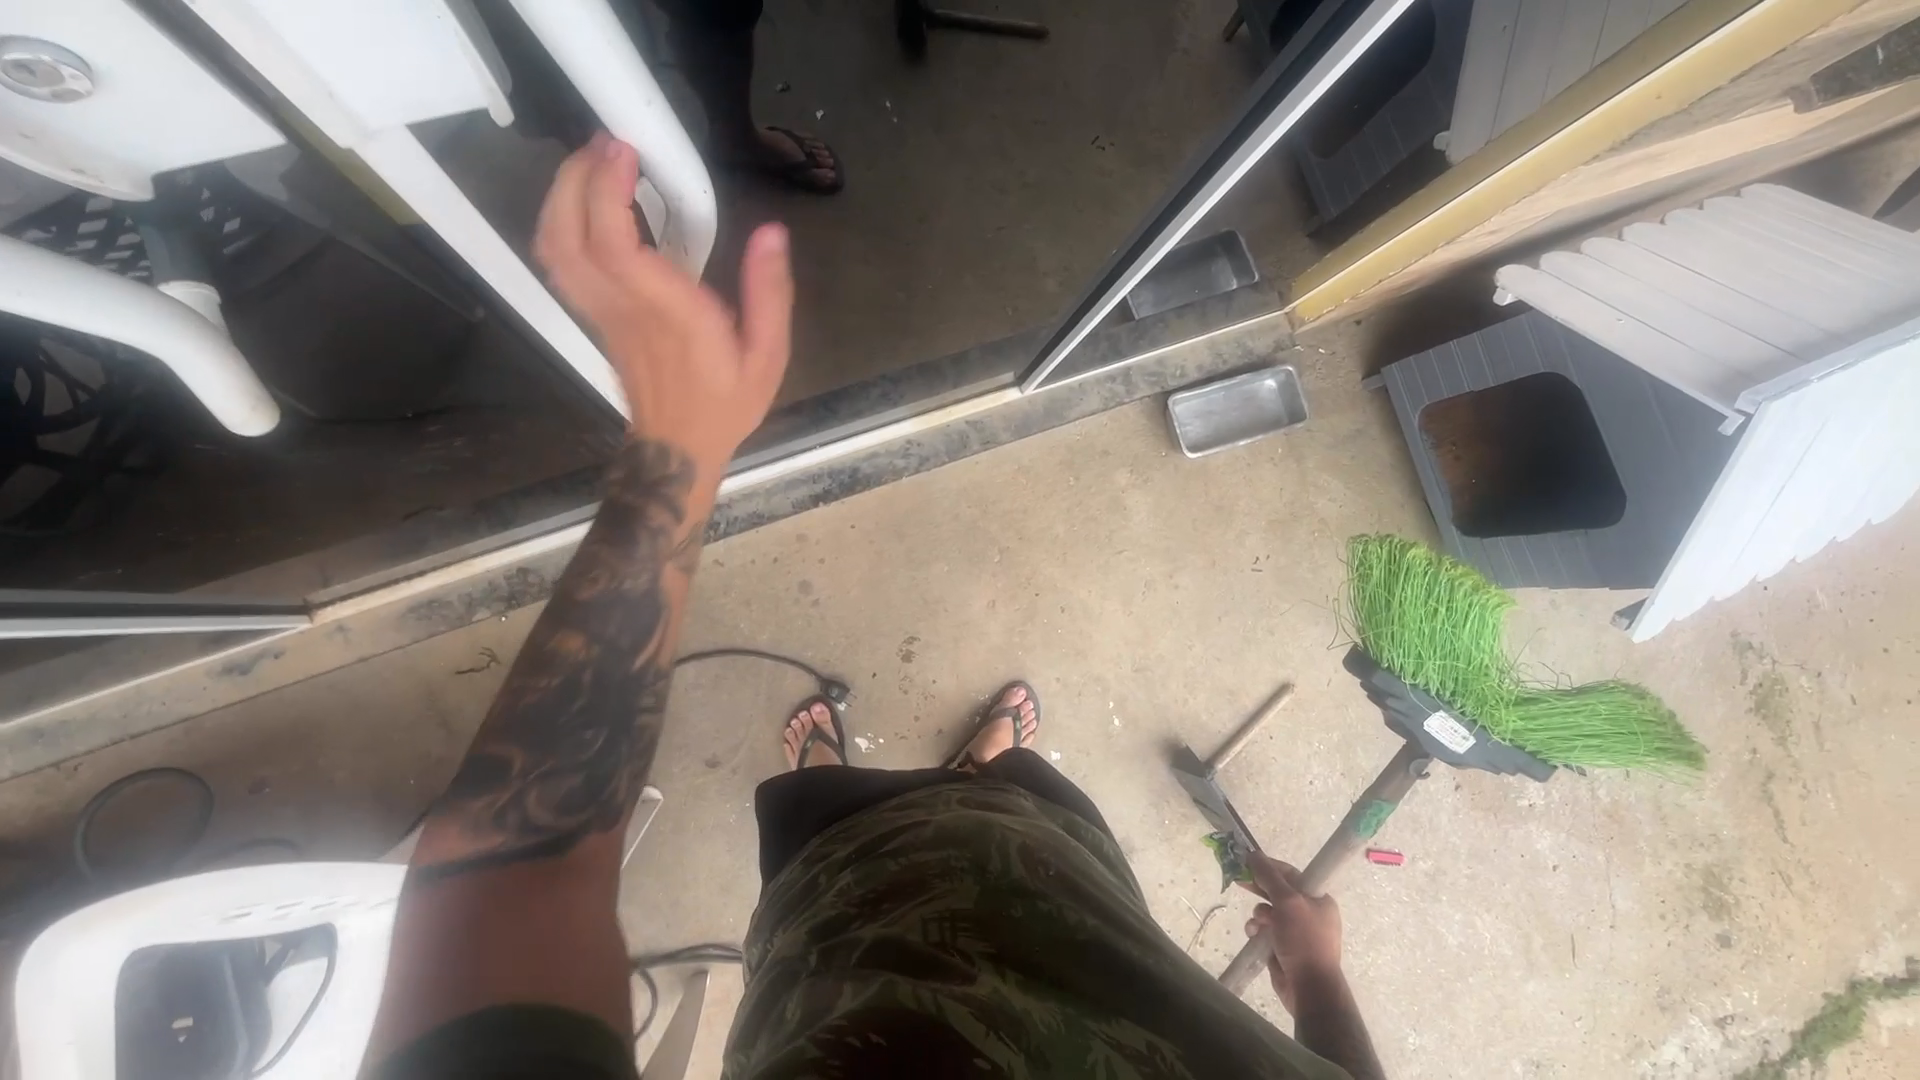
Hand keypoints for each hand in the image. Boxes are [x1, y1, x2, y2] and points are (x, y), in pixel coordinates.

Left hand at [534, 133, 791, 483]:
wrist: (679, 446)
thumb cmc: (727, 403)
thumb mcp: (770, 356)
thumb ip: (770, 294)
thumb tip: (771, 233)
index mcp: (673, 317)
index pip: (619, 248)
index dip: (609, 191)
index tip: (625, 151)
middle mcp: (626, 310)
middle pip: (570, 235)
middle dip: (577, 178)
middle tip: (608, 145)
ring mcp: (602, 313)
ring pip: (554, 247)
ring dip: (561, 195)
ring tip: (592, 165)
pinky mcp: (593, 316)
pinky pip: (559, 262)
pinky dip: (559, 221)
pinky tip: (583, 203)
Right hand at [1242, 853, 1343, 1015]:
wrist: (1309, 987)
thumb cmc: (1303, 939)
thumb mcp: (1287, 901)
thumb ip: (1269, 876)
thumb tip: (1254, 854)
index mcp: (1318, 899)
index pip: (1291, 874)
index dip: (1270, 866)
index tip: (1248, 862)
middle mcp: (1309, 913)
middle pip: (1278, 892)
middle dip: (1259, 888)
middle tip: (1239, 881)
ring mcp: (1296, 931)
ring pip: (1268, 911)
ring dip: (1258, 914)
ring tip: (1257, 923)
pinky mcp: (1284, 946)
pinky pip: (1265, 930)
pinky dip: (1257, 930)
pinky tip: (1254, 935)